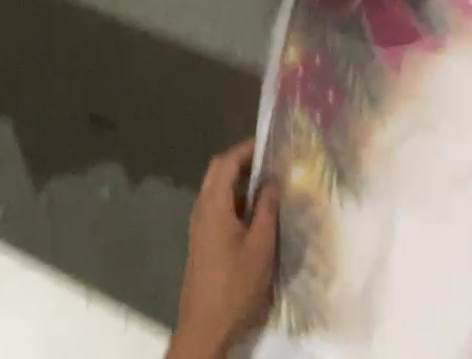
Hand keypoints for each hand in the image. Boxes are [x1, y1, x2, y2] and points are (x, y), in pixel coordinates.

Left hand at [169, 140, 279, 358]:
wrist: (205, 327)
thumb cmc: (235, 284)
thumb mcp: (260, 245)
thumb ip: (266, 208)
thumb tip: (272, 179)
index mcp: (213, 204)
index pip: (226, 162)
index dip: (246, 149)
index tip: (270, 144)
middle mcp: (202, 208)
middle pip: (219, 172)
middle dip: (243, 162)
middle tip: (271, 162)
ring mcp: (200, 226)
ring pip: (218, 191)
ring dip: (240, 183)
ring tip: (270, 185)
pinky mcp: (203, 241)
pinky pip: (218, 208)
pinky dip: (236, 201)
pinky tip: (257, 213)